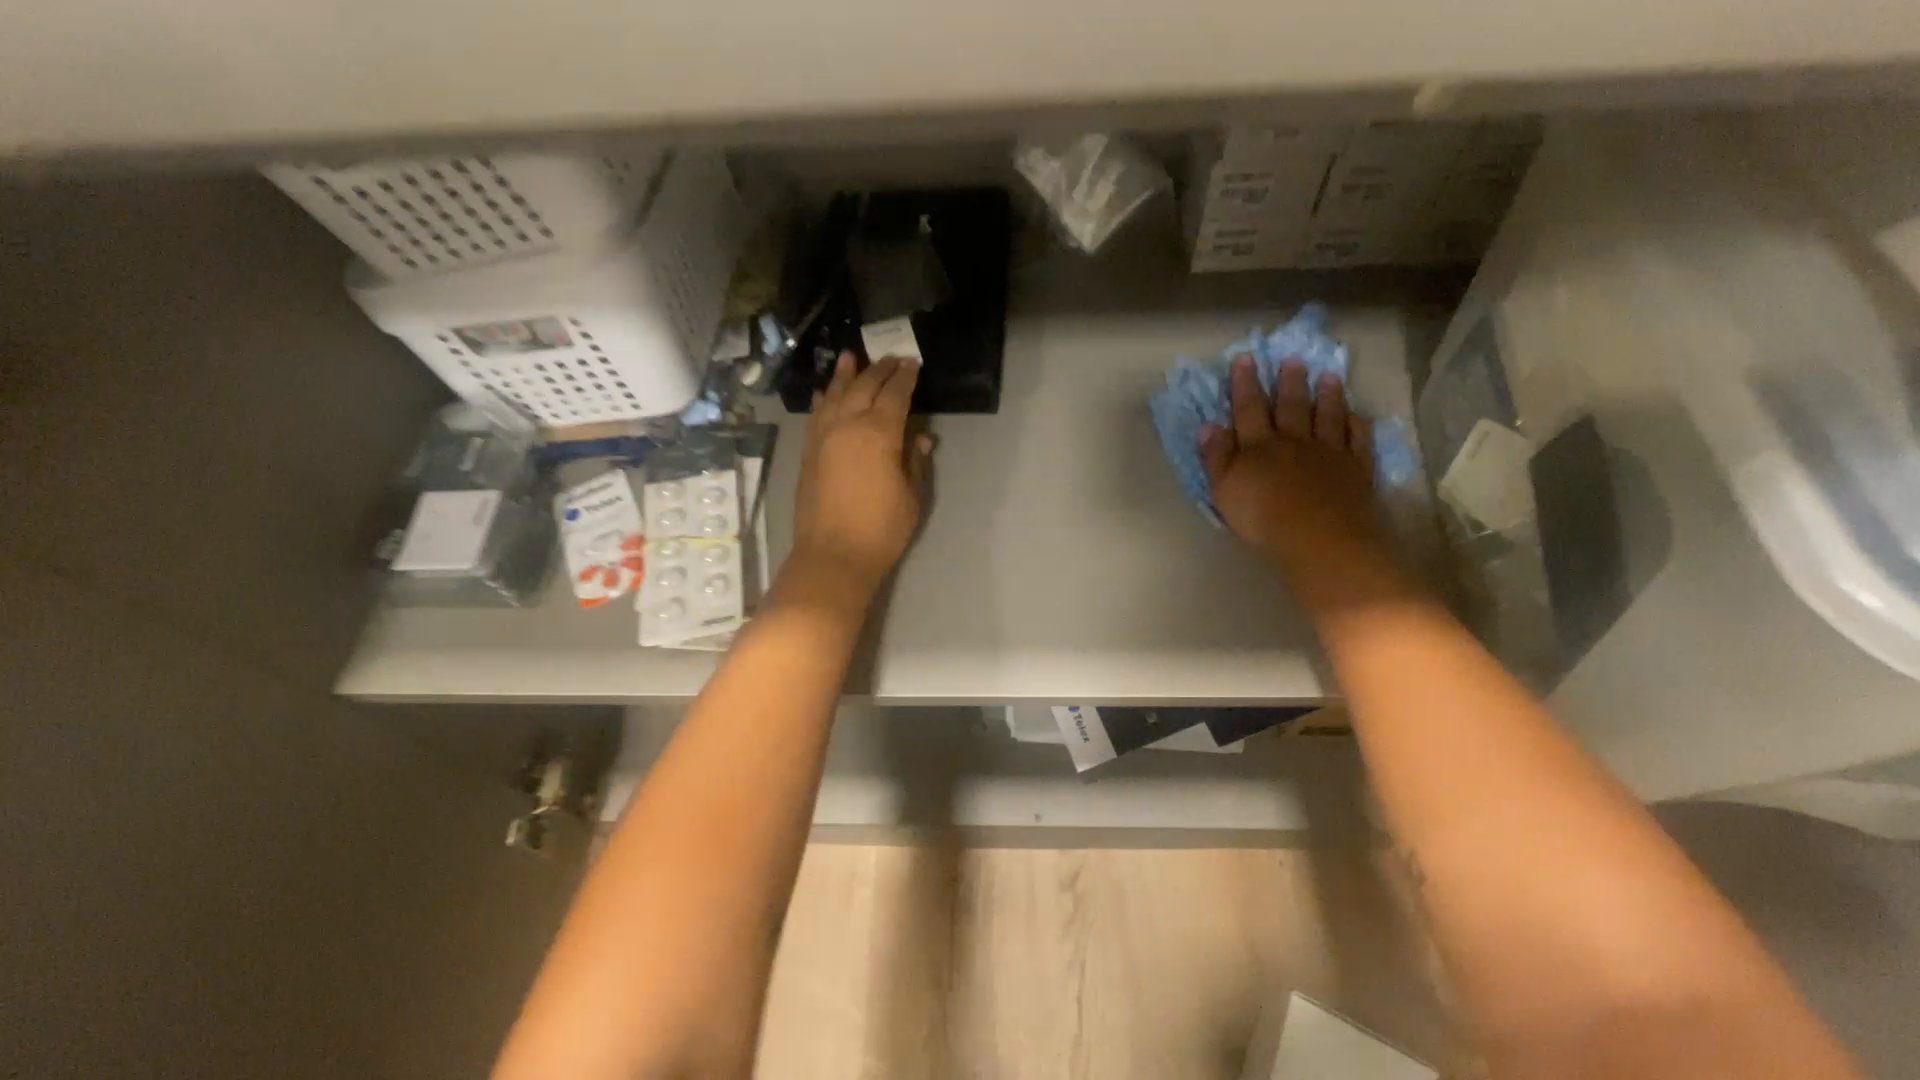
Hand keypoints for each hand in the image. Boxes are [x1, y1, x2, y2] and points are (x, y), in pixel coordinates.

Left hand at [788, 352, 933, 599]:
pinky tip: (825, 392)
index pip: (895, 394)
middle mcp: (848, 425)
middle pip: (864, 387)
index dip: (906, 377)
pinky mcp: (808, 452)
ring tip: (851, 356)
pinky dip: (823, 399)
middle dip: (879, 369)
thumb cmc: (881, 529)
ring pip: (834, 395)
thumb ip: (914, 462)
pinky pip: (816, 415)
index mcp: (879, 433)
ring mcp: (823, 436)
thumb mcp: (911, 496)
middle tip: (891, 358)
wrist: (833, 554)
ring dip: (844, 374)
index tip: (913, 364)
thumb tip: (920, 439)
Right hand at [1200, 354, 1404, 612]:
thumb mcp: (1224, 491)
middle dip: (1289, 382)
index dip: (1245, 384)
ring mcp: (1329, 452)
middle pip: (1291, 407)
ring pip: (1327, 416)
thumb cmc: (1262, 518)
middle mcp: (1294, 441)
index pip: (1248, 409)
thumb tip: (1208, 426)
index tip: (1245, 358)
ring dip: (1327, 395)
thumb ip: (1216, 458)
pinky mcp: (1356, 468)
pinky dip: (1357, 424)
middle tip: (1293, 359)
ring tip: (1328, 375)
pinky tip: (1357, 414)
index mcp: (1258, 446)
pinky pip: (1358, 440)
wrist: (1318, 537)